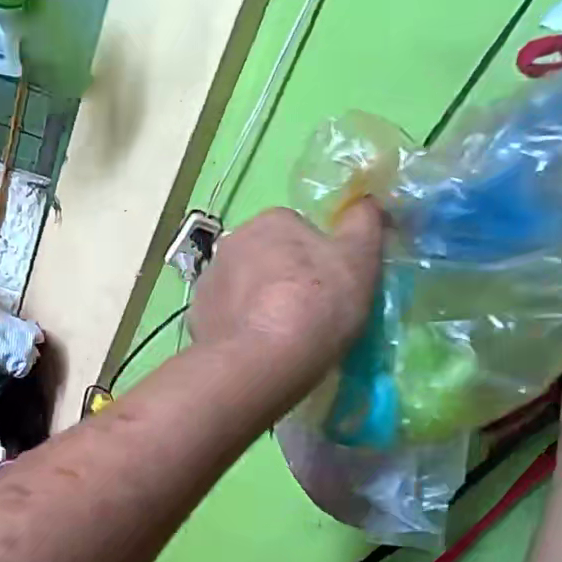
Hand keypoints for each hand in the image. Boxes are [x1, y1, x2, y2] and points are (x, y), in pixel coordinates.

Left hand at [189, 201, 383, 386]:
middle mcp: (231, 241)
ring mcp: (209, 279)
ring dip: (257, 302)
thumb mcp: (358, 259)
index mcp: (271, 220)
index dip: (317, 257)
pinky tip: (254, 348)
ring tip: (279, 335)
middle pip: (266, 256)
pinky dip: (238, 327)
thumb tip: (365, 202)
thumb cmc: (316, 305)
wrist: (260, 360)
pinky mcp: (196, 315)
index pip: (298, 228)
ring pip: (242, 286)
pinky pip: (224, 315)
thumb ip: (363, 224)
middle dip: (283, 277)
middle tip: (308, 312)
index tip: (329, 285)